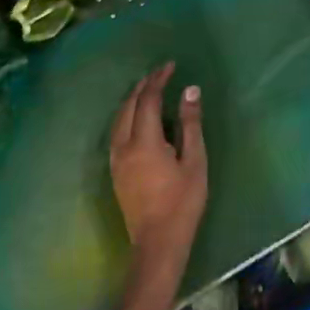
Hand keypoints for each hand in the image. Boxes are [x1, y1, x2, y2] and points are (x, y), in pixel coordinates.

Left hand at [109, 63, 207, 261]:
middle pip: (129, 106)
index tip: (171, 66)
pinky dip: (126, 115)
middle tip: (160, 73)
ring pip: (118, 119)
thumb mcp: (194, 160)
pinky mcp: (115, 171)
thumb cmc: (183, 201)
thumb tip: (189, 90)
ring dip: (132, 99)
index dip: (158, 79)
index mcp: (144, 141)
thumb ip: (190, 123)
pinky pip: (116, 132)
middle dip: (143, 85)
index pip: (148, 99)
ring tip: (148, 88)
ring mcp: (116, 160)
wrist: (158, 243)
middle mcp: (124, 146)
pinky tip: (137, 116)